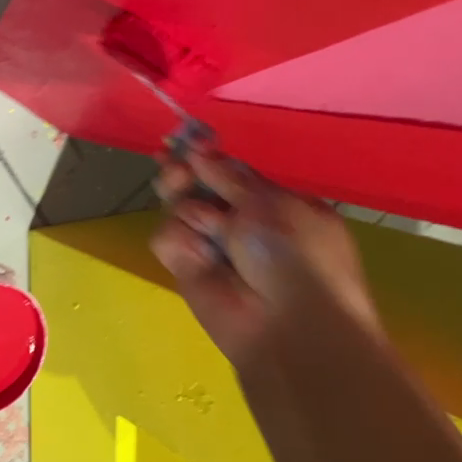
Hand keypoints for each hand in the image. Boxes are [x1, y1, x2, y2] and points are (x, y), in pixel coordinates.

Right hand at [151, 150, 379, 365]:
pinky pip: (166, 238)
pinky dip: (180, 242)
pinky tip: (201, 258)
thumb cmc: (294, 253)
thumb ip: (228, 174)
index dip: (204, 154)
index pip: (227, 169)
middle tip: (175, 169)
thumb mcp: (271, 202)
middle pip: (194, 184)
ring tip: (205, 223)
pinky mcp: (185, 268)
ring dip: (187, 209)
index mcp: (272, 201)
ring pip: (176, 207)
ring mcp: (210, 244)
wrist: (286, 322)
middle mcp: (238, 220)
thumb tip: (198, 149)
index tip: (186, 139)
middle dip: (182, 173)